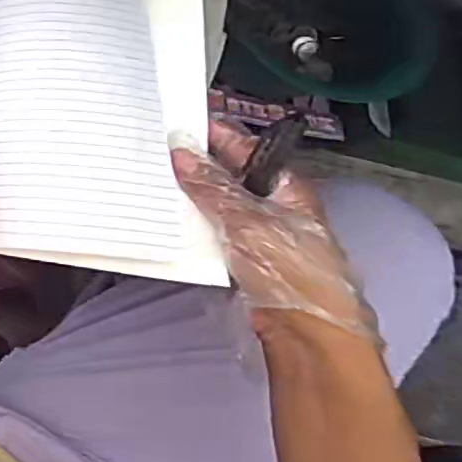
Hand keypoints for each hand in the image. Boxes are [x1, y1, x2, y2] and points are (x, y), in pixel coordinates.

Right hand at [171, 119, 379, 344]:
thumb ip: (212, 186)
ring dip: (189, 195)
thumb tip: (181, 152)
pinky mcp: (243, 257)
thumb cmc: (290, 271)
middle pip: (228, 174)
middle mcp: (273, 204)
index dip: (213, 133)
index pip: (245, 147)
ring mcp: (259, 232)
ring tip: (151, 179)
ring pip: (217, 203)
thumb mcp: (248, 221)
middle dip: (194, 164)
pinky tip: (166, 216)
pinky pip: (212, 229)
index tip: (175, 124)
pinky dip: (192, 222)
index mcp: (286, 187)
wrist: (310, 337)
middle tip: (154, 151)